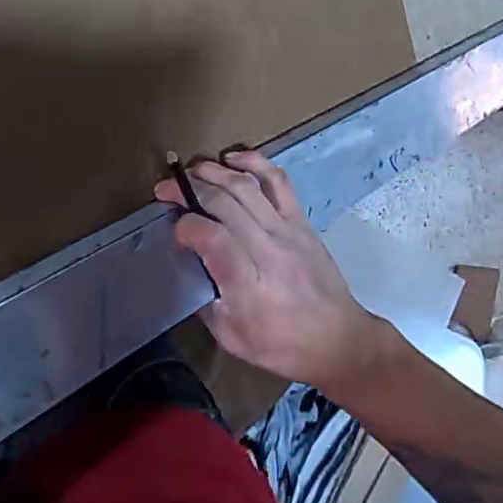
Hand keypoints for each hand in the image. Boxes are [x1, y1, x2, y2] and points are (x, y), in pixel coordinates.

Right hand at [154, 151, 395, 395]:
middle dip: (188, 190)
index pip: (211, 238)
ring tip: (191, 170)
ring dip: (214, 171)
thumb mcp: (230, 335)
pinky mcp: (301, 220)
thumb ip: (205, 297)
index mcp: (248, 283)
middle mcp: (268, 249)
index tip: (173, 229)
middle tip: (164, 189)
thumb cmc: (281, 344)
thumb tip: (189, 261)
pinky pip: (278, 181)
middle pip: (223, 203)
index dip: (185, 226)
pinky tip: (232, 158)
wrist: (337, 338)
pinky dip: (254, 162)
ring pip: (246, 186)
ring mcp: (287, 229)